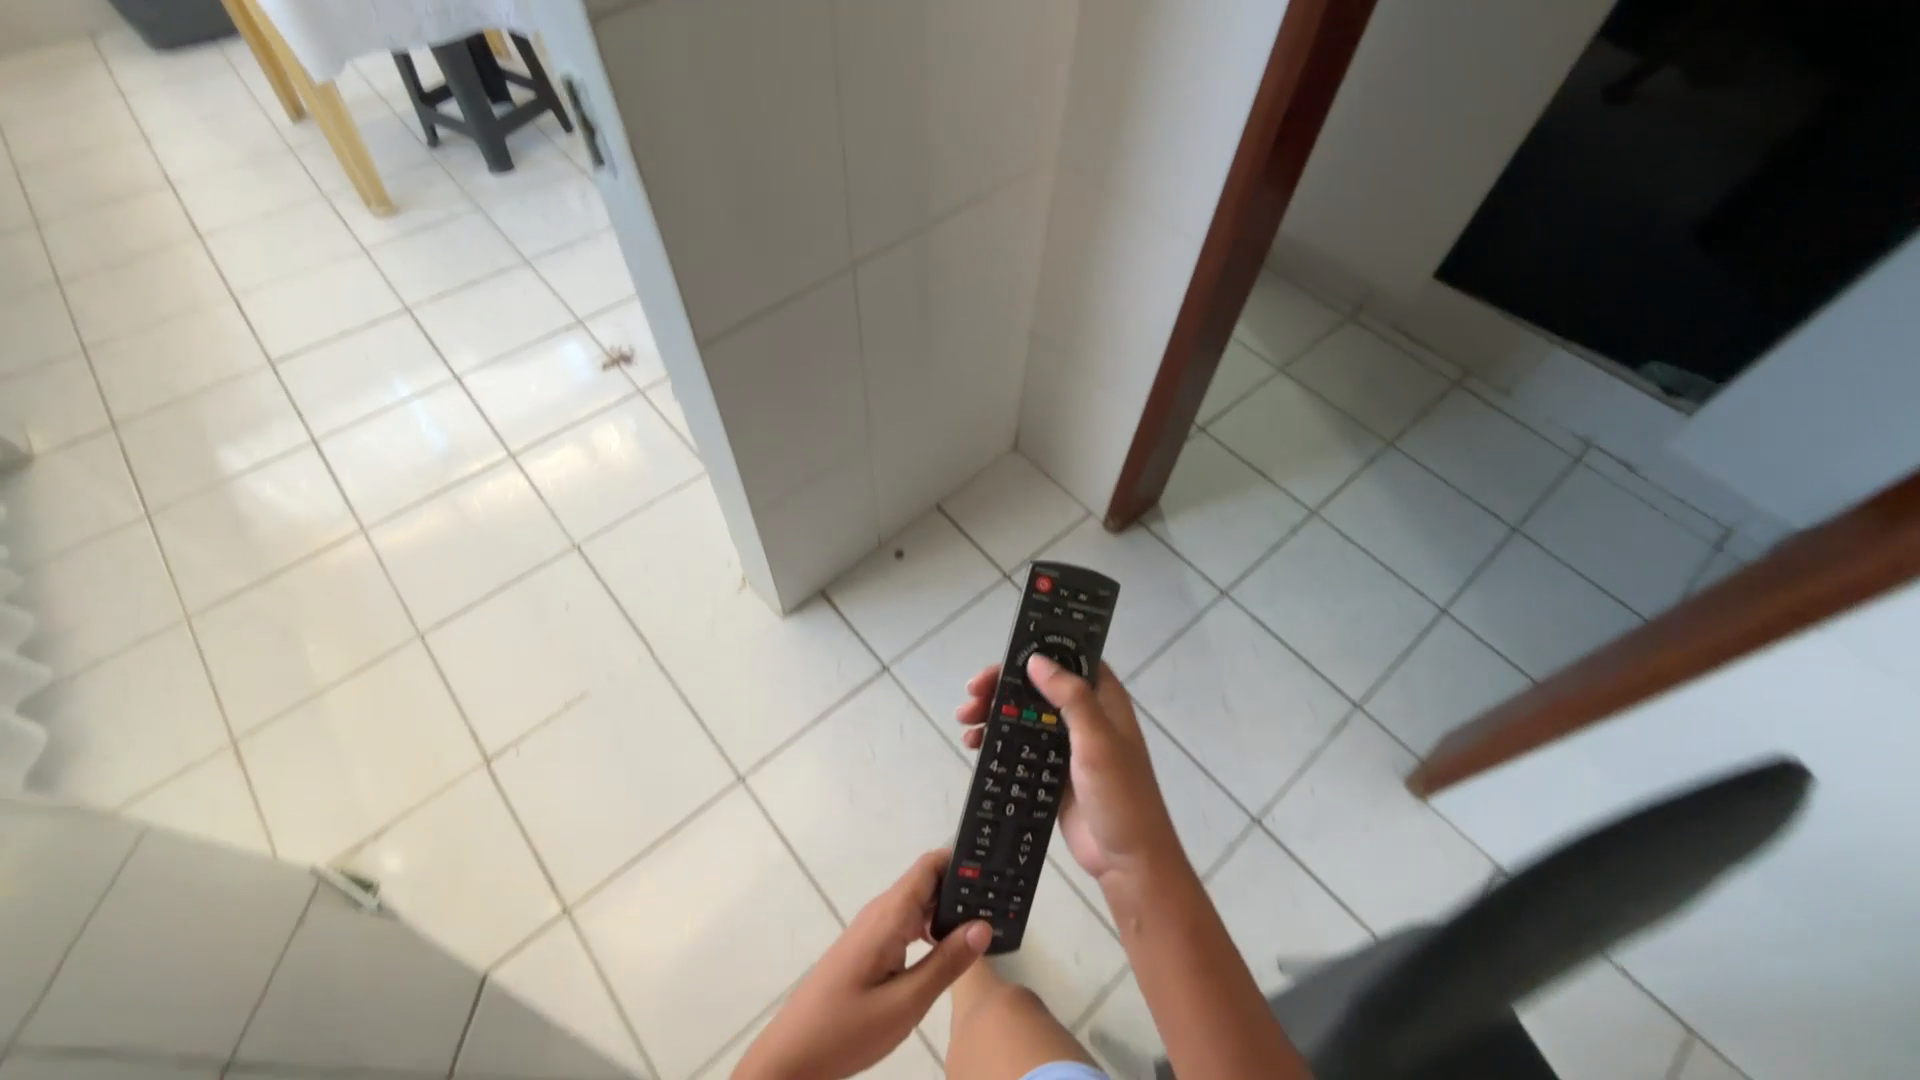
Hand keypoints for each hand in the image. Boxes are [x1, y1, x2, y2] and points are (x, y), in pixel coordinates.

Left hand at [735, 851, 990, 1079]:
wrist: (791, 1056)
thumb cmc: (846, 1028)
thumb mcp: (905, 1003)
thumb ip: (946, 963)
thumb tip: (983, 925)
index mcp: (889, 916)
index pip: (931, 865)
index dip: (964, 861)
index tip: (998, 869)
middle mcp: (881, 914)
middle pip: (929, 882)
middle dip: (964, 886)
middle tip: (1005, 900)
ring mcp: (873, 931)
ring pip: (919, 905)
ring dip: (950, 910)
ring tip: (989, 924)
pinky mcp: (869, 949)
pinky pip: (908, 925)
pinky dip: (933, 929)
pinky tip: (952, 951)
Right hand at [957, 655, 1182, 885]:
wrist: (1128, 861)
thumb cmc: (1121, 796)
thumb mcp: (1098, 741)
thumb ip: (1070, 698)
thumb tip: (1036, 660)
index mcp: (1104, 702)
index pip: (1069, 660)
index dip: (1037, 652)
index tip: (1004, 658)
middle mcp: (1085, 717)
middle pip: (1038, 686)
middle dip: (1003, 685)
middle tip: (972, 694)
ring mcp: (1067, 746)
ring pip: (1024, 715)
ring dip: (994, 712)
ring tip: (965, 720)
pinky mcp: (1052, 772)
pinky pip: (1019, 747)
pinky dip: (996, 741)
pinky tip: (974, 744)